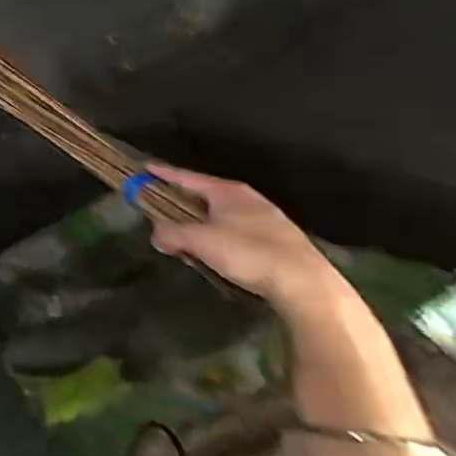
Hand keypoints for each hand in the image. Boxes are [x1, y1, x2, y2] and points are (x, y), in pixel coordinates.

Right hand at [145, 164, 345, 308]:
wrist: (309, 287)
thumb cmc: (248, 253)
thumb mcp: (198, 241)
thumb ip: (170, 234)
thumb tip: (157, 237)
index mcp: (227, 191)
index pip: (187, 177)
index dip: (164, 173)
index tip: (146, 169)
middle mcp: (250, 200)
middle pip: (207, 195)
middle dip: (185, 201)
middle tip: (165, 207)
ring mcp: (271, 221)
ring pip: (226, 215)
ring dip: (206, 222)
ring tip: (192, 237)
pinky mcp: (284, 243)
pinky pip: (242, 232)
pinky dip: (225, 237)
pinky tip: (223, 254)